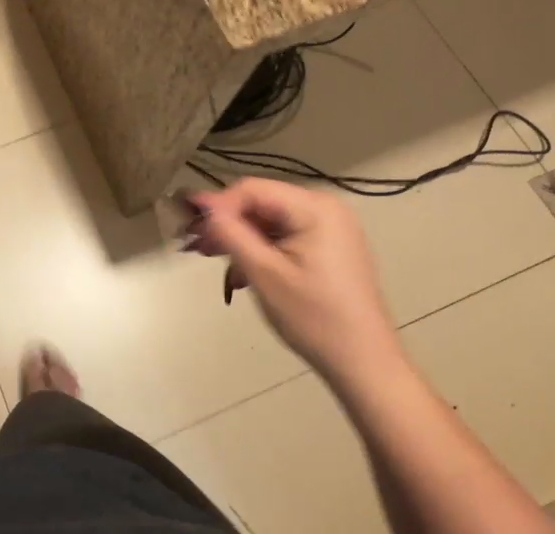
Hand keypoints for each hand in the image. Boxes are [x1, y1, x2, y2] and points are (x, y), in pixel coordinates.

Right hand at [185, 179, 400, 383]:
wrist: (365, 365)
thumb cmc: (314, 319)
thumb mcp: (264, 274)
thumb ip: (230, 232)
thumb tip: (201, 203)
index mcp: (315, 207)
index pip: (252, 190)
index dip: (217, 206)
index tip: (189, 228)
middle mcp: (326, 208)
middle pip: (261, 203)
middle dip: (228, 224)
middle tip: (196, 247)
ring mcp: (331, 228)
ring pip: (271, 221)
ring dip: (242, 239)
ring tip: (217, 262)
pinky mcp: (330, 247)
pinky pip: (286, 236)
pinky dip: (263, 250)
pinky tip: (244, 273)